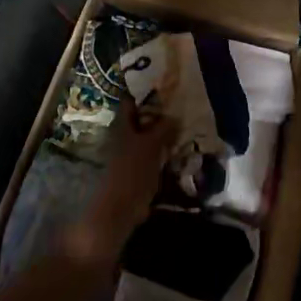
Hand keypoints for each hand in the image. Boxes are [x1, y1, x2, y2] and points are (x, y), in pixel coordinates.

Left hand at [62, 99, 173, 267]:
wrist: (116, 214)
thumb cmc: (131, 174)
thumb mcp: (150, 147)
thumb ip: (162, 130)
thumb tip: (174, 115)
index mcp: (121, 126)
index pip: (130, 101)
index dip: (144, 92)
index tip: (165, 87)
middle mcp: (121, 138)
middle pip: (140, 120)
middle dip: (158, 115)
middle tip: (182, 109)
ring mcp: (126, 157)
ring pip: (146, 138)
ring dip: (162, 135)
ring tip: (185, 130)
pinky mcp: (134, 174)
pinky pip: (151, 157)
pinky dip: (163, 153)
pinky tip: (178, 154)